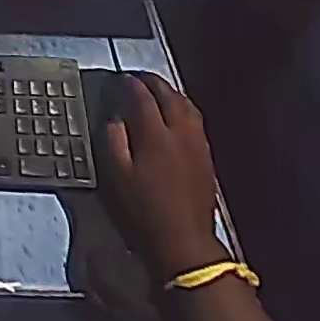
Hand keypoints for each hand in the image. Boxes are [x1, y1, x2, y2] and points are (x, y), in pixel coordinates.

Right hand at [103, 74, 289, 320]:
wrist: (183, 243)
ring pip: (186, 105)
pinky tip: (175, 112)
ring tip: (156, 89)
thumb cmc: (143, 209)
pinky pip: (195, 120)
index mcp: (155, 135)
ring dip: (170, 92)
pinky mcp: (206, 157)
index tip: (120, 79)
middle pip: (168, 95)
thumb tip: (116, 117)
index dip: (130, 84)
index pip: (142, 97)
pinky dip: (183, 107)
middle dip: (152, 82)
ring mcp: (197, 144)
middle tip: (136, 77)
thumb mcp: (116, 174)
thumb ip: (113, 138)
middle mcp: (180, 133)